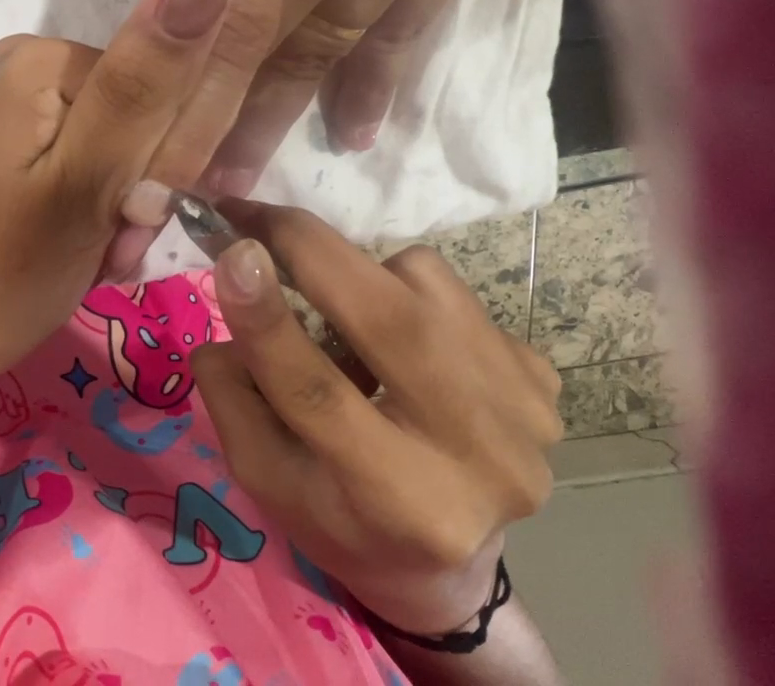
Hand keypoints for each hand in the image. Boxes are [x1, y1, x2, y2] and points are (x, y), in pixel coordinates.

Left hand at [0, 0, 635, 268]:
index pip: (218, 22)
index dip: (176, 105)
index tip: (141, 172)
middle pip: (268, 59)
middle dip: (214, 138)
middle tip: (168, 212)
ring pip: (331, 54)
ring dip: (277, 125)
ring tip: (235, 190)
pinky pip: (406, 25)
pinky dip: (371, 82)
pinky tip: (354, 129)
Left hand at [0, 0, 237, 447]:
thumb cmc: (5, 274)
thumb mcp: (89, 179)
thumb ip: (149, 82)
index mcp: (45, 57)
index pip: (168, 81)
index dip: (170, 163)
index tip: (137, 226)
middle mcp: (31, 67)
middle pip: (148, 114)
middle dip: (144, 194)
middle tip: (108, 247)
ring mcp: (25, 111)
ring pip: (131, 150)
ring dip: (127, 213)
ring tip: (92, 256)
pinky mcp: (24, 151)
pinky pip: (97, 169)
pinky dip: (102, 216)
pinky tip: (81, 251)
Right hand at [191, 201, 562, 634]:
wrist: (443, 558)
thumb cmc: (331, 514)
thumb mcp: (259, 470)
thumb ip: (232, 388)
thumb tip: (236, 279)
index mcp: (396, 499)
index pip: (319, 394)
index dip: (270, 317)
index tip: (230, 248)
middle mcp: (480, 459)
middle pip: (395, 324)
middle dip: (314, 252)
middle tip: (254, 216)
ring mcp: (527, 416)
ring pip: (426, 284)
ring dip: (360, 278)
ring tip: (339, 321)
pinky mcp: (544, 380)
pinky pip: (454, 294)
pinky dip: (405, 299)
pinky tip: (396, 346)